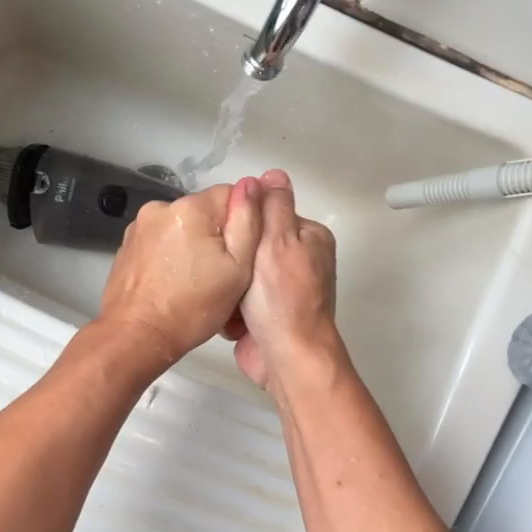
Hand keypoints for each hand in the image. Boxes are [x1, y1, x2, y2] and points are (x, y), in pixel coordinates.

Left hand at [97, 180, 262, 368]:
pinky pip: (161, 242)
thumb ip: (249, 220)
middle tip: (216, 275)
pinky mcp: (127, 246)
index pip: (232, 195)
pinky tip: (172, 283)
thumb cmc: (191, 309)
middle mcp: (160, 208)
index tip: (238, 257)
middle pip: (205, 211)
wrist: (136, 336)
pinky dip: (170, 257)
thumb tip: (253, 184)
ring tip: (192, 283)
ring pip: (182, 228)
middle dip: (215, 237)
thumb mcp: (238, 268)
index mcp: (190, 208)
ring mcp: (139, 227)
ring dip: (191, 247)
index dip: (242, 224)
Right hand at [223, 170, 340, 389]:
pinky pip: (238, 302)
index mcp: (308, 238)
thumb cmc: (282, 297)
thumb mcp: (276, 241)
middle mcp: (299, 262)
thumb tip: (272, 174)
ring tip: (222, 294)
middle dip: (232, 259)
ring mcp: (282, 291)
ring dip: (227, 286)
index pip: (267, 215)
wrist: (286, 357)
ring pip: (240, 276)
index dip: (243, 224)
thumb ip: (273, 206)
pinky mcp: (266, 316)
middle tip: (222, 267)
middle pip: (251, 247)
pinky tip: (226, 316)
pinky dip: (230, 309)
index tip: (227, 236)